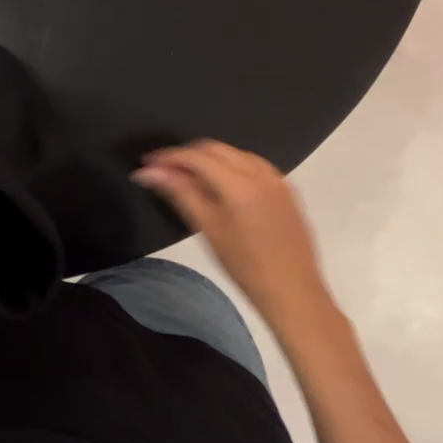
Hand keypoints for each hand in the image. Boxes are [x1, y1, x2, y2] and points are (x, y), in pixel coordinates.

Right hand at [132, 139, 331, 323]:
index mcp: (239, 184)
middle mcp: (260, 173)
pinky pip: (252, 164)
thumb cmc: (246, 266)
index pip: (196, 157)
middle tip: (164, 170)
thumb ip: (179, 192)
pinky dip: (230, 165)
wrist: (295, 294)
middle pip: (214, 148)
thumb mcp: (208, 228)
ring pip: (234, 153)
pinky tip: (221, 184)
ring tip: (189, 177)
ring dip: (209, 158)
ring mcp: (277, 180)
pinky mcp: (286, 190)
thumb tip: (147, 172)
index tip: (147, 164)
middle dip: (187, 154)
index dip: (168, 157)